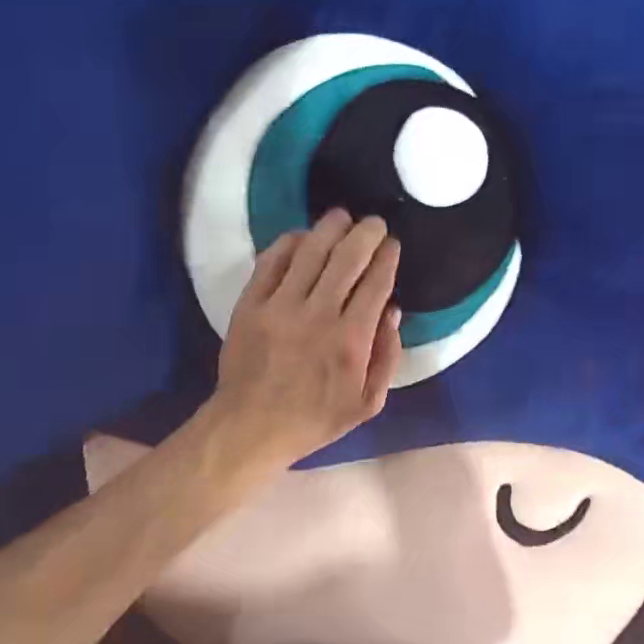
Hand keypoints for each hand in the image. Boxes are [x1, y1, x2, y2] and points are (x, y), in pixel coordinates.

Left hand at [213, 209, 403, 463]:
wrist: (250, 425)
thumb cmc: (313, 418)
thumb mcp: (367, 404)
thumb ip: (387, 357)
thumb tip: (393, 311)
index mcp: (351, 340)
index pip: (376, 283)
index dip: (387, 257)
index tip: (391, 244)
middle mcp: (318, 314)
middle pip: (348, 258)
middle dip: (366, 233)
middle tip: (373, 223)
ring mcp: (280, 306)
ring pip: (310, 251)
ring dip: (330, 228)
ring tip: (342, 217)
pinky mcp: (251, 303)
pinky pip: (271, 261)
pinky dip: (290, 242)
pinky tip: (303, 236)